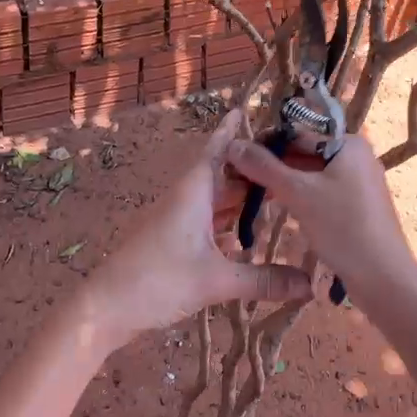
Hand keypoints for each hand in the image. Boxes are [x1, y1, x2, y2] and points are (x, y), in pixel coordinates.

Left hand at [83, 113, 311, 345]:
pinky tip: (253, 232)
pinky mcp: (178, 239)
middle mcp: (190, 195)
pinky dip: (232, 221)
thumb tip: (311, 285)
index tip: (254, 107)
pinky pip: (212, 218)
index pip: (220, 146)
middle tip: (291, 160)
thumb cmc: (158, 279)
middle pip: (227, 172)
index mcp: (196, 188)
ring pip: (220, 198)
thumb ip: (263, 280)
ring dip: (245, 196)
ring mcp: (182, 217)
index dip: (235, 128)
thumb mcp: (215, 280)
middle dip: (254, 167)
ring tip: (281, 193)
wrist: (106, 308)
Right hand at [226, 129, 416, 294]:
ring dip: (286, 182)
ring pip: (313, 174)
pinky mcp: (359, 205)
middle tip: (241, 178)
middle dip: (275, 165)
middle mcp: (357, 156)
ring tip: (253, 193)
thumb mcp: (299, 194)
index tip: (237, 158)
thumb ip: (265, 167)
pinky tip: (281, 207)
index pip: (298, 134)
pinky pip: (324, 191)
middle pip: (306, 153)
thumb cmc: (343, 227)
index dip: (266, 145)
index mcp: (348, 143)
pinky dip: (303, 196)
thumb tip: (233, 144)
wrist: (384, 279)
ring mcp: (360, 181)